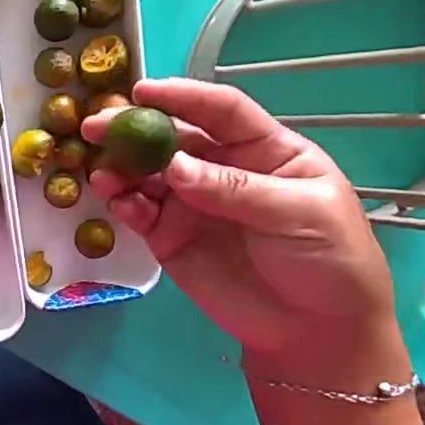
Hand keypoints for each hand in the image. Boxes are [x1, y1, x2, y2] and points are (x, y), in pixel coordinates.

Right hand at [82, 78, 398, 382]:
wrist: (315, 332)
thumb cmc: (328, 259)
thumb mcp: (297, 214)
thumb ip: (234, 189)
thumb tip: (173, 166)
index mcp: (263, 149)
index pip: (221, 110)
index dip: (183, 97)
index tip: (143, 92)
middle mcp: (221, 168)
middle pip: (173, 138)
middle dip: (134, 129)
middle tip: (97, 126)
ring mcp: (192, 202)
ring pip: (147, 174)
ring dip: (121, 169)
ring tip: (101, 174)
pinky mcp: (170, 236)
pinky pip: (140, 212)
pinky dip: (124, 204)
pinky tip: (115, 202)